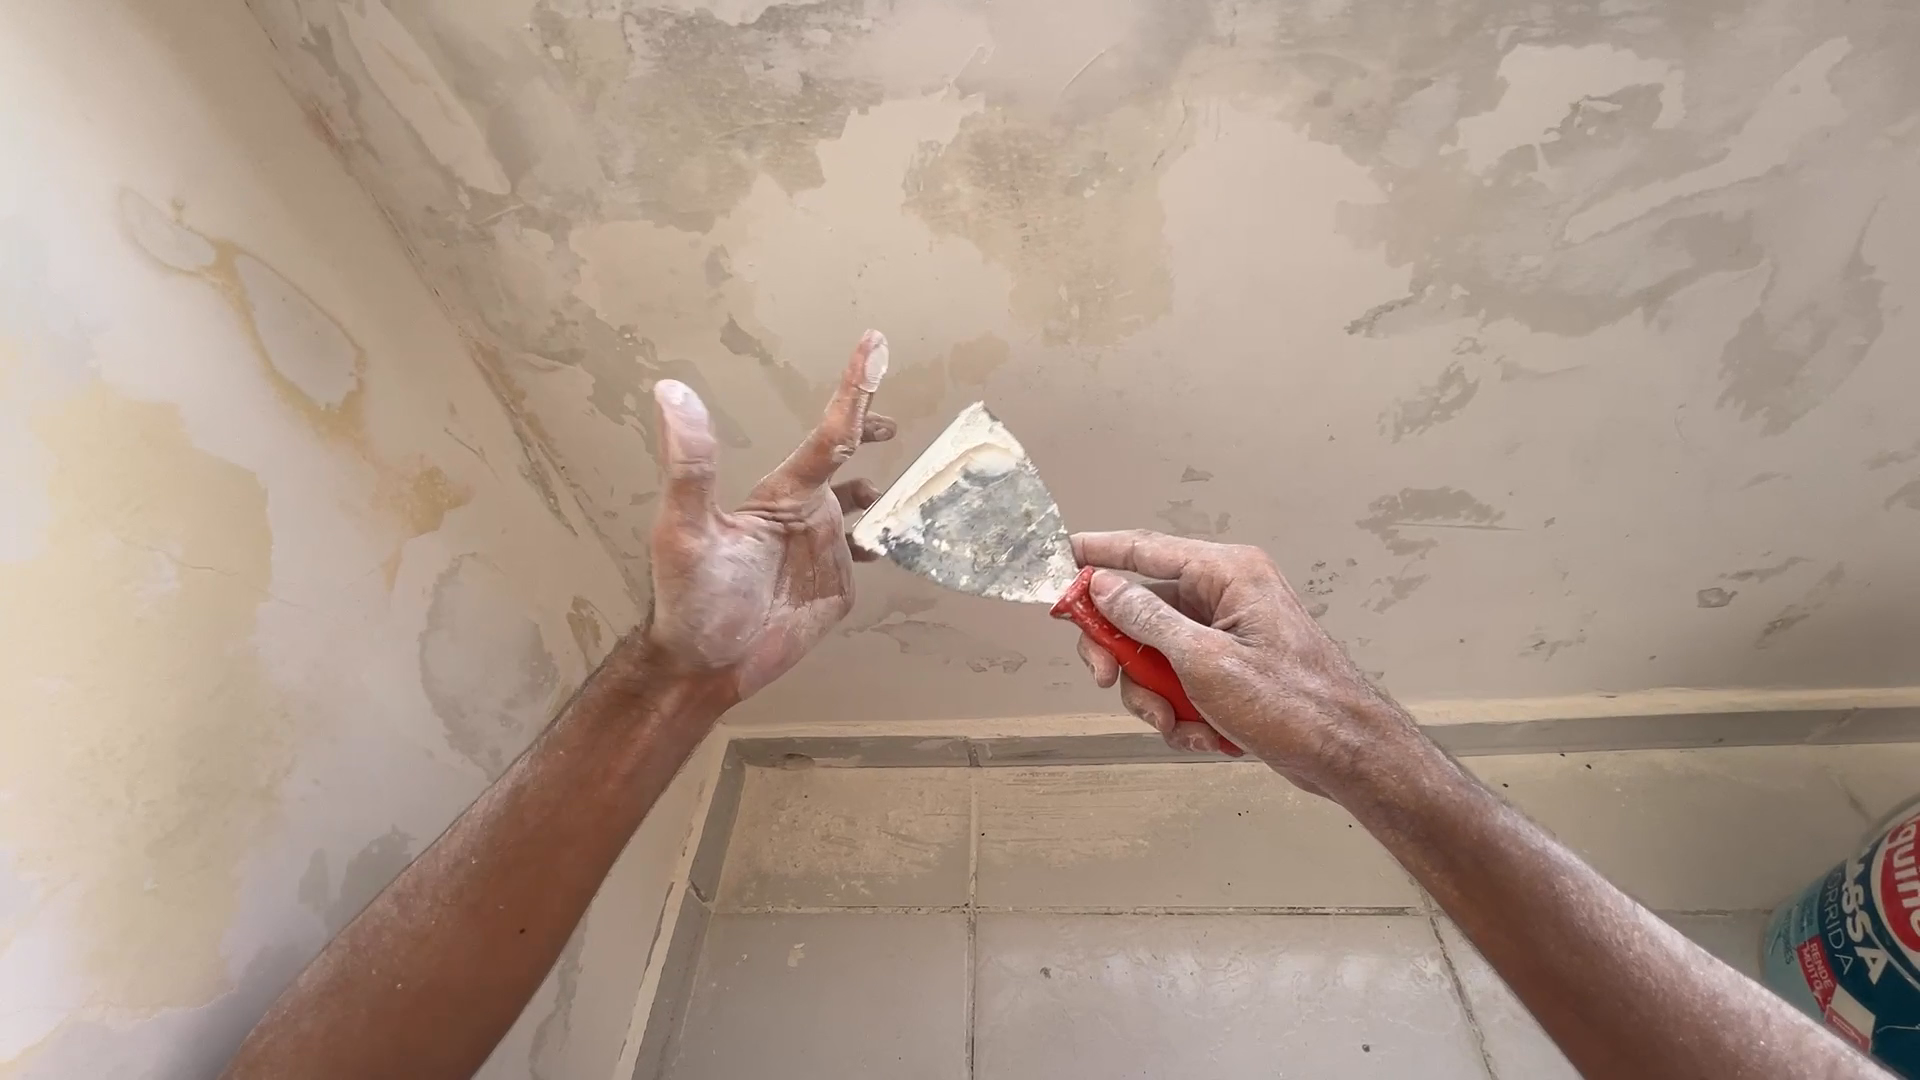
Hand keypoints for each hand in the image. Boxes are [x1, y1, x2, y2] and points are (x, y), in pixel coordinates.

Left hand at [638, 330, 894, 706]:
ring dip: (886, 488)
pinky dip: (887, 538)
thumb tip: (672, 390)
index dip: (853, 389)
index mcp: (784, 494)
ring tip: (908, 480)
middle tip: (892, 419)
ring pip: (867, 507)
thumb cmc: (691, 597)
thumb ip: (692, 466)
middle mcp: (809, 512)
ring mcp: (826, 549)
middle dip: (867, 431)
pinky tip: (898, 537)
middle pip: (848, 460)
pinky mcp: (838, 584)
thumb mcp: (684, 529)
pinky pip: (869, 552)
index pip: (828, 436)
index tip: (875, 344)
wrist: (707, 663)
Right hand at [1069, 530, 1419, 795]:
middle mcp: (1222, 594)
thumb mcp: (1204, 660)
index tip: (1058, 557)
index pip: (1143, 548)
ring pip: (1152, 650)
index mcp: (1225, 574)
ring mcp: (1223, 631)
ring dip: (1151, 692)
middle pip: (1139, 607)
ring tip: (1173, 722)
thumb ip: (1145, 618)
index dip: (1096, 552)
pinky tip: (1199, 731)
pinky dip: (1176, 707)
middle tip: (1107, 677)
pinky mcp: (1225, 665)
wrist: (1350, 757)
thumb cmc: (1295, 704)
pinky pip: (1176, 677)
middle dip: (1121, 650)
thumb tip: (1103, 585)